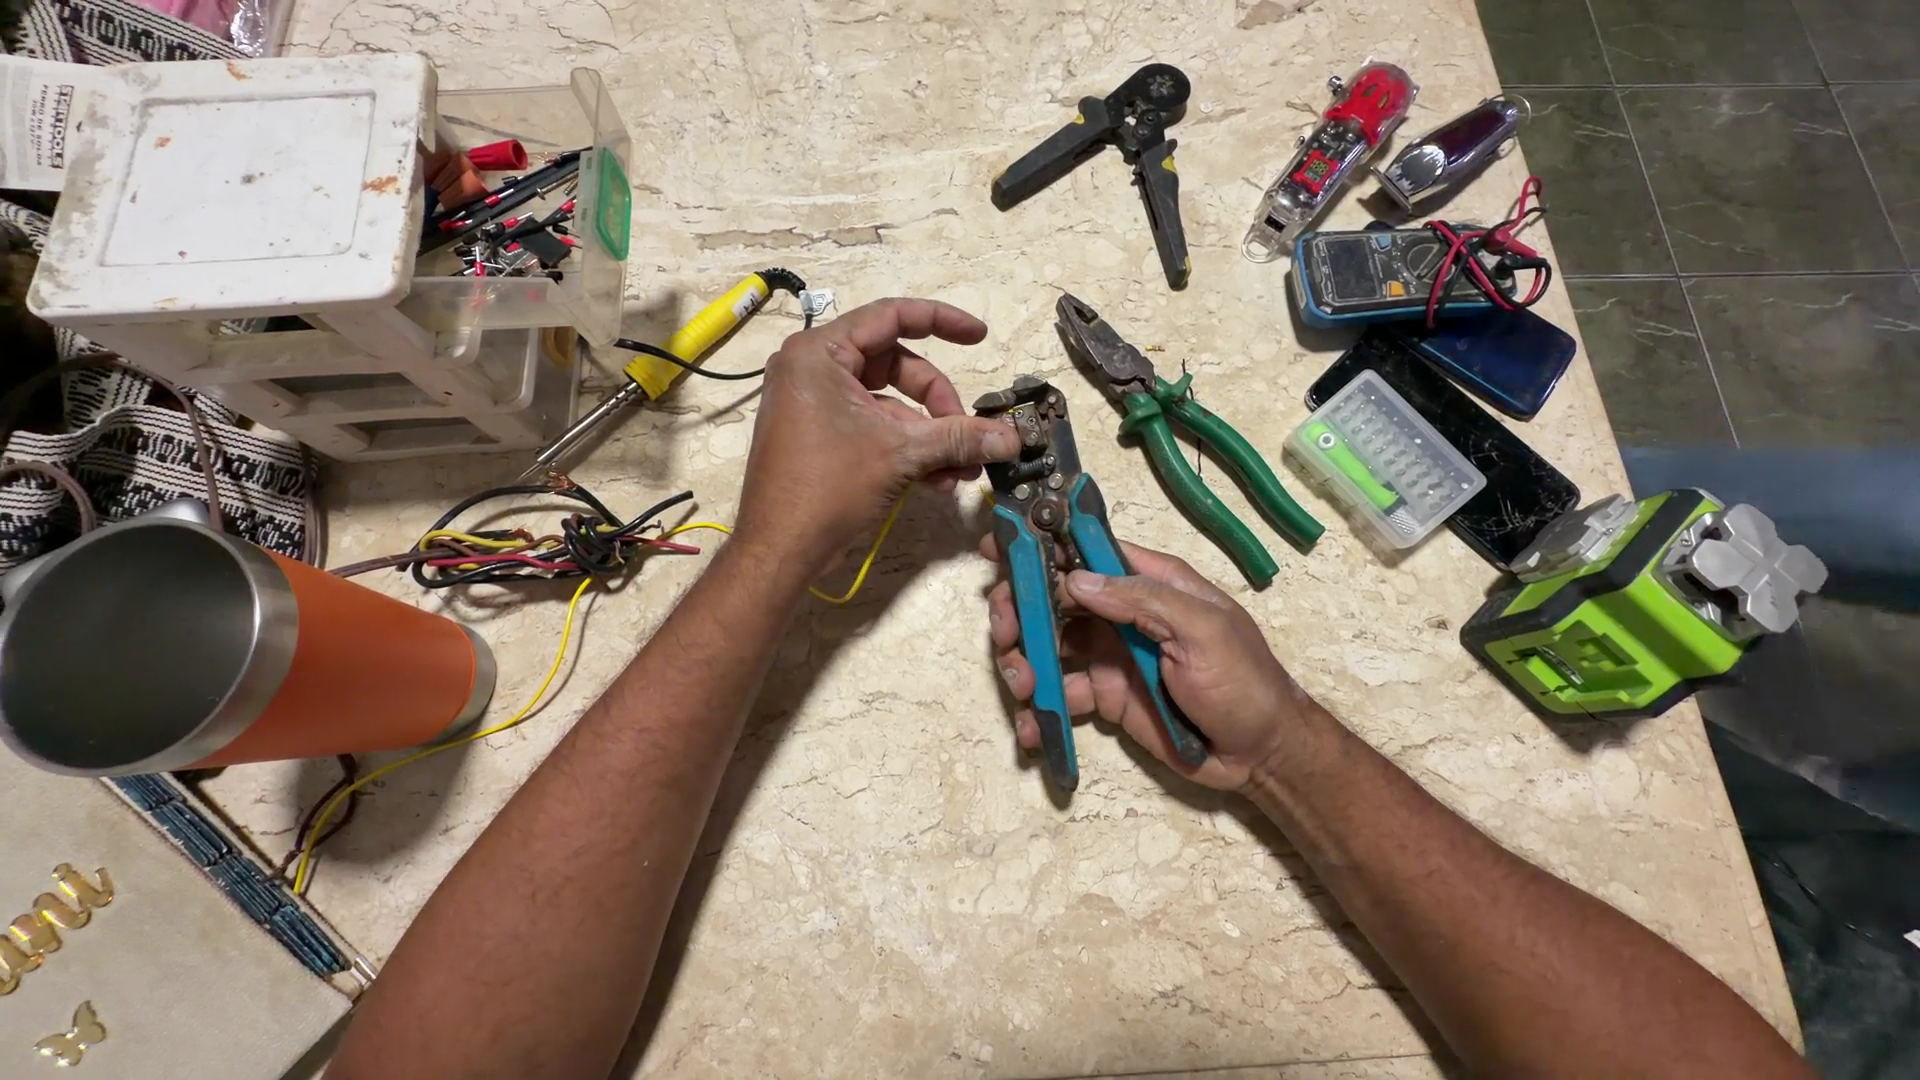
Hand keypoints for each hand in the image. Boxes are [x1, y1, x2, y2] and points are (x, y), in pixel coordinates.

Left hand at [735, 298, 1020, 571]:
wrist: (779, 550)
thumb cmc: (827, 488)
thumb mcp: (900, 455)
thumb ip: (959, 438)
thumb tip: (1011, 438)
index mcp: (820, 353)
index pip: (890, 316)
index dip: (941, 321)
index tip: (979, 336)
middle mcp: (814, 369)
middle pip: (896, 366)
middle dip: (938, 405)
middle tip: (968, 437)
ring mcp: (817, 404)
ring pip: (891, 405)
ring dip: (929, 436)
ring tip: (960, 472)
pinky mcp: (823, 436)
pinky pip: (875, 429)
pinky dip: (907, 450)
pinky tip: (938, 482)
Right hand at [984, 537, 1323, 791]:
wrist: (1260, 755)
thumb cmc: (1242, 681)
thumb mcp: (1203, 630)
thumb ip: (1142, 599)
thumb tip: (1075, 579)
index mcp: (1148, 582)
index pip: (1086, 550)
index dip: (1041, 545)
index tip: (997, 549)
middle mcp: (1120, 613)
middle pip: (1052, 597)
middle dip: (1019, 609)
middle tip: (1004, 631)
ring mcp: (1107, 654)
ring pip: (1046, 644)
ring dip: (1022, 659)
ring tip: (1022, 684)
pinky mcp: (1102, 696)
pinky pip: (1058, 694)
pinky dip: (1038, 709)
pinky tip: (1030, 728)